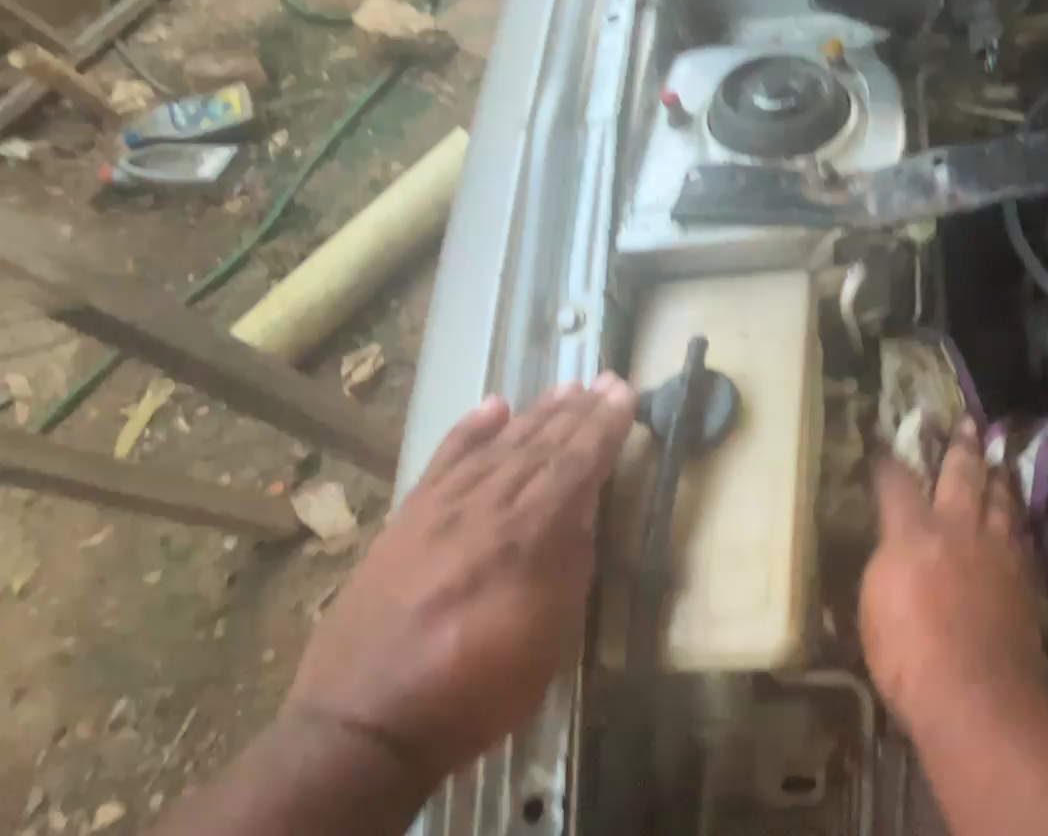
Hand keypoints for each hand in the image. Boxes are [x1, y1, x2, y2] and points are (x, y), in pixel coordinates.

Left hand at [286, 374, 639, 777]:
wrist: (363, 726)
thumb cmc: (479, 689)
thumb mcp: (551, 634)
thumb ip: (570, 561)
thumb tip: (583, 508)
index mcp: (527, 538)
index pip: (576, 465)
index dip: (604, 427)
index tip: (626, 393)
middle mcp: (483, 511)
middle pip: (539, 448)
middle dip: (578, 411)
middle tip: (605, 380)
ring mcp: (437, 513)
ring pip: (497, 448)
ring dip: (536, 414)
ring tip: (565, 387)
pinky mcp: (403, 523)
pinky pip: (442, 464)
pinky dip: (470, 431)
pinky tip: (493, 406)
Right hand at [859, 420, 1047, 729]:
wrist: (976, 689)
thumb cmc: (909, 657)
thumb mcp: (874, 606)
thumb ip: (886, 564)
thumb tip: (895, 545)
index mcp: (913, 534)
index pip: (897, 483)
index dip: (889, 461)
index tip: (885, 444)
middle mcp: (957, 527)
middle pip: (961, 474)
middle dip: (961, 446)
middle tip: (966, 421)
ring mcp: (996, 547)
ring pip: (1000, 496)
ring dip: (998, 473)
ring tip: (999, 457)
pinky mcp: (1023, 571)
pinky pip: (1020, 530)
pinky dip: (1016, 514)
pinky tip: (1016, 512)